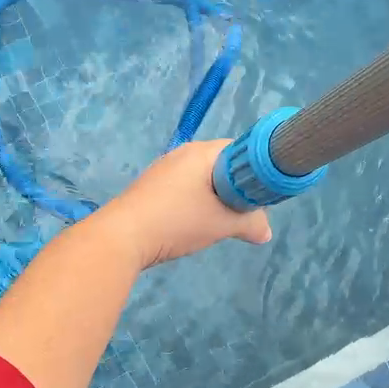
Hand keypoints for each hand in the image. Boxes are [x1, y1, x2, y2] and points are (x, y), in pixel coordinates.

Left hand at [86, 140, 272, 268]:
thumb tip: (265, 232)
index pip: (240, 150)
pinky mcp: (150, 189)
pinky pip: (182, 191)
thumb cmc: (177, 221)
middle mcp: (181, 154)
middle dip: (235, 190)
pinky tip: (190, 226)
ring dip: (213, 201)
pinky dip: (193, 206)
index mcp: (201, 151)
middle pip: (220, 166)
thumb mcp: (221, 223)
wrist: (123, 237)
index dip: (255, 171)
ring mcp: (162, 171)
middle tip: (242, 214)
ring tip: (217, 224)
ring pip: (200, 181)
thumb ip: (250, 223)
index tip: (260, 196)